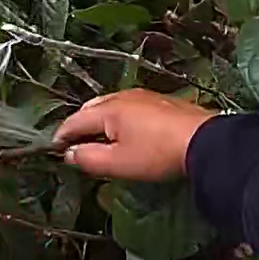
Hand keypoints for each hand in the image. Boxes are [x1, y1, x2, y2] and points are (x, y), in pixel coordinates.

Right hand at [54, 90, 216, 180]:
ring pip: (111, 104)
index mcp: (108, 109)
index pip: (75, 120)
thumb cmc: (156, 154)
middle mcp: (123, 96)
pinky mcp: (161, 101)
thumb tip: (69, 153)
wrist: (204, 141)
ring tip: (98, 138)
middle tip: (75, 143)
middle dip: (80, 124)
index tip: (54, 148)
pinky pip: (129, 106)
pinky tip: (126, 132)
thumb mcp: (118, 163)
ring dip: (100, 120)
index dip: (62, 135)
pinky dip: (118, 118)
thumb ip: (89, 158)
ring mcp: (144, 96)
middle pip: (92, 108)